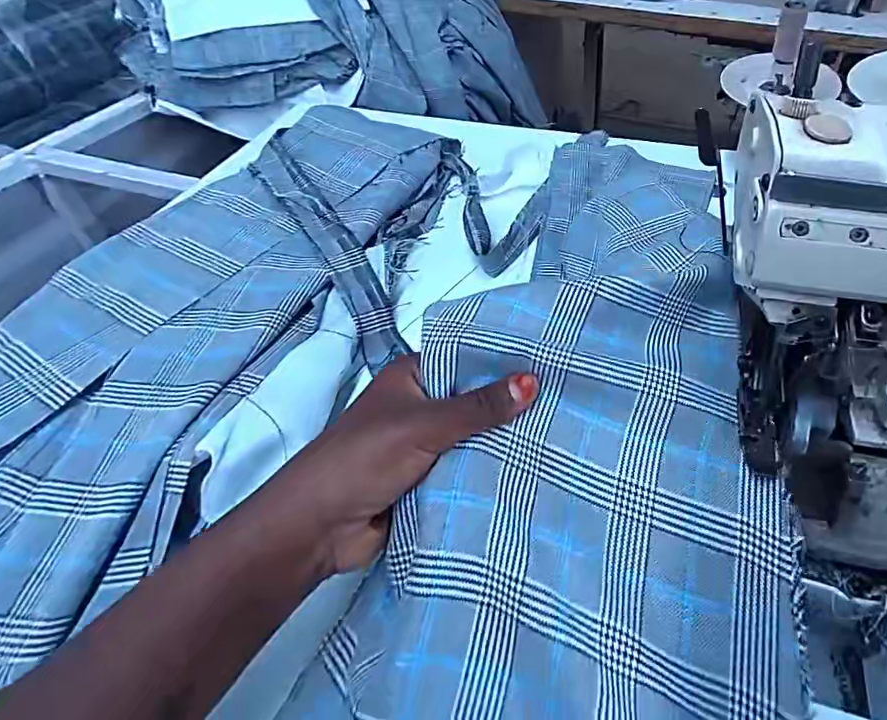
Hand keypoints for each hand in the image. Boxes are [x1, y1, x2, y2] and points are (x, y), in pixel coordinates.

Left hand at [247, 355, 537, 577]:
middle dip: (510, 408)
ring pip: (474, 440)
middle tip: (567, 405)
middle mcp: (421, 405)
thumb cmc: (363, 457)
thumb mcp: (424, 424)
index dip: (504, 363)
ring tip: (562, 437)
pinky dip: (489, 474)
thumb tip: (531, 381)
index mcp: (413, 376)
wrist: (319, 527)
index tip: (551, 364)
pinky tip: (533, 473)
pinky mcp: (429, 482)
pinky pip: (467, 472)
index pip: (467, 360)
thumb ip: (478, 407)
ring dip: (503, 444)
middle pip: (474, 402)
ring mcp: (425, 446)